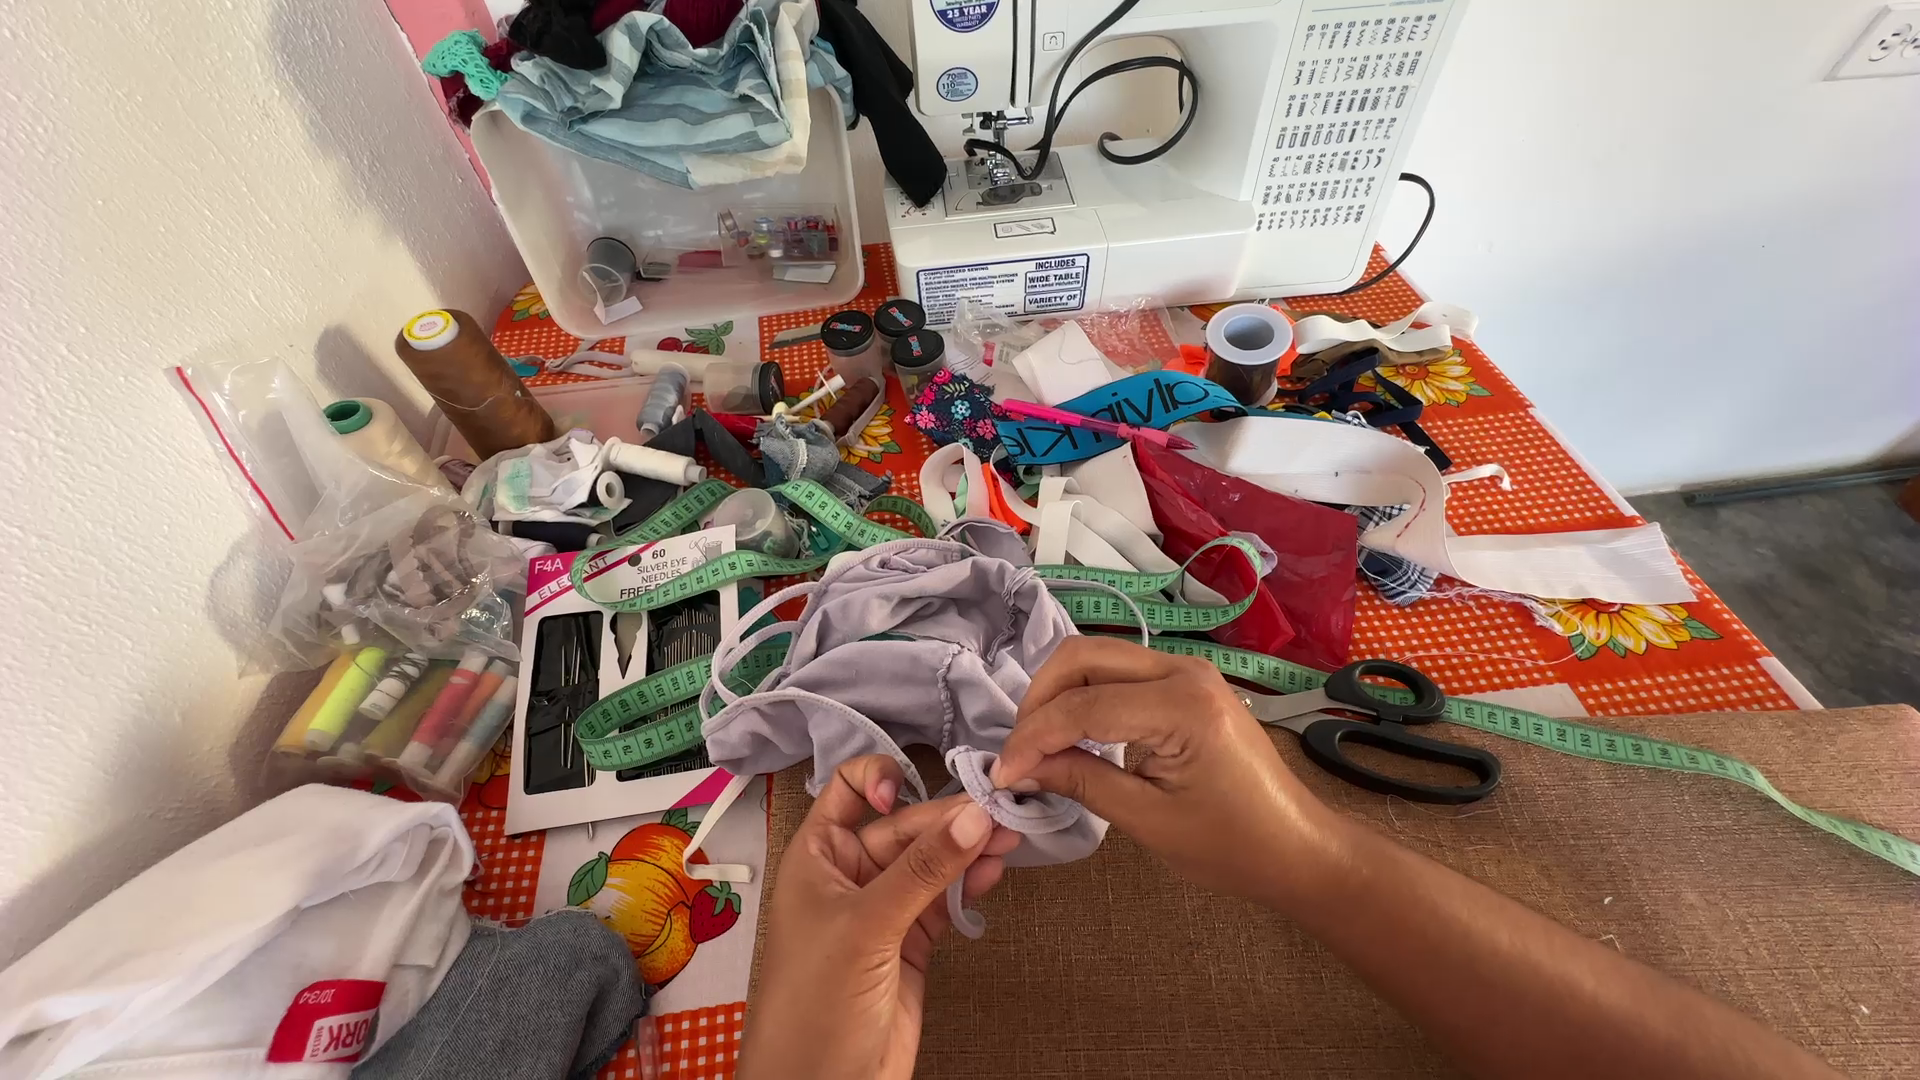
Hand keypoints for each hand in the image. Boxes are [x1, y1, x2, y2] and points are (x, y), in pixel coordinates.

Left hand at [740, 755, 1020, 1079]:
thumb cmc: (816, 1004)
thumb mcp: (866, 927)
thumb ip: (923, 870)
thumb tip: (973, 816)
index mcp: (819, 854)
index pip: (848, 789)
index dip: (879, 778)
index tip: (909, 790)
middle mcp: (850, 872)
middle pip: (905, 826)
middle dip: (947, 819)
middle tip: (996, 812)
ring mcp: (884, 906)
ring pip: (930, 860)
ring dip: (966, 846)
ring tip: (1008, 834)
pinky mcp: (912, 939)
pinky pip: (944, 896)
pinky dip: (969, 881)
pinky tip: (993, 867)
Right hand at [991, 636, 1333, 901]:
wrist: (1298, 847)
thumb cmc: (1232, 845)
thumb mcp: (1148, 820)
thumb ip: (1080, 782)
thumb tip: (1018, 768)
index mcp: (1183, 705)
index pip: (1084, 706)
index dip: (1033, 737)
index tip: (1002, 773)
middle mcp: (1183, 668)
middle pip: (1083, 656)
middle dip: (1039, 699)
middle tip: (1018, 751)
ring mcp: (1185, 667)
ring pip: (1096, 656)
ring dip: (1057, 692)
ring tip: (1037, 742)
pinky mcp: (1182, 678)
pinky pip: (1116, 671)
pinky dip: (1083, 695)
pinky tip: (1070, 730)